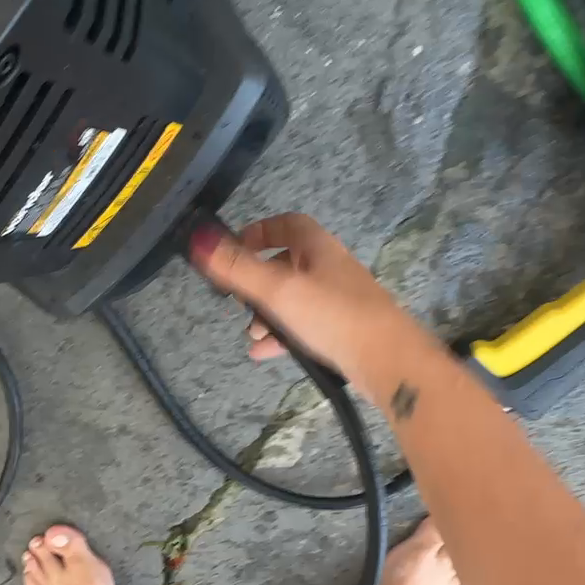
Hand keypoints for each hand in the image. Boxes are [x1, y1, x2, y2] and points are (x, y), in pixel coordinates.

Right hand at [188, 214, 431, 384]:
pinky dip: (281, 336)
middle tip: (238, 300)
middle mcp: (329, 268)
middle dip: (256, 282)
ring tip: (251, 333)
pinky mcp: (341, 330)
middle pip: (286, 264)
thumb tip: (198, 238)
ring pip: (292, 299)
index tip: (234, 248)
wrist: (386, 360)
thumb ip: (237, 267)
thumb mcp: (278, 290)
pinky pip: (303, 327)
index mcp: (317, 248)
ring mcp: (337, 301)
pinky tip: (263, 352)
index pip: (287, 224)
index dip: (259, 231)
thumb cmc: (331, 316)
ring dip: (266, 314)